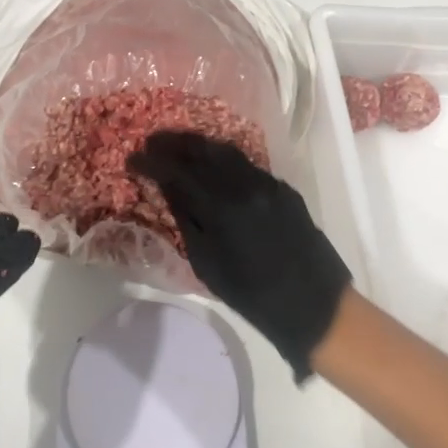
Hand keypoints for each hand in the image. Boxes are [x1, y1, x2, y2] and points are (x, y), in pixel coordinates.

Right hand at [128, 131, 351, 381]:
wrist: (315, 305)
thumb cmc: (254, 297)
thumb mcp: (208, 265)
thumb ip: (187, 220)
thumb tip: (167, 187)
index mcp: (223, 207)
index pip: (178, 172)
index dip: (152, 163)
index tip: (132, 159)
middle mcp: (246, 185)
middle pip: (203, 151)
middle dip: (174, 143)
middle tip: (151, 142)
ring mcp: (268, 183)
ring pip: (227, 152)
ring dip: (199, 146)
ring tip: (176, 147)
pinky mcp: (283, 188)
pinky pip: (247, 164)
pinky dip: (223, 159)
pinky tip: (211, 165)